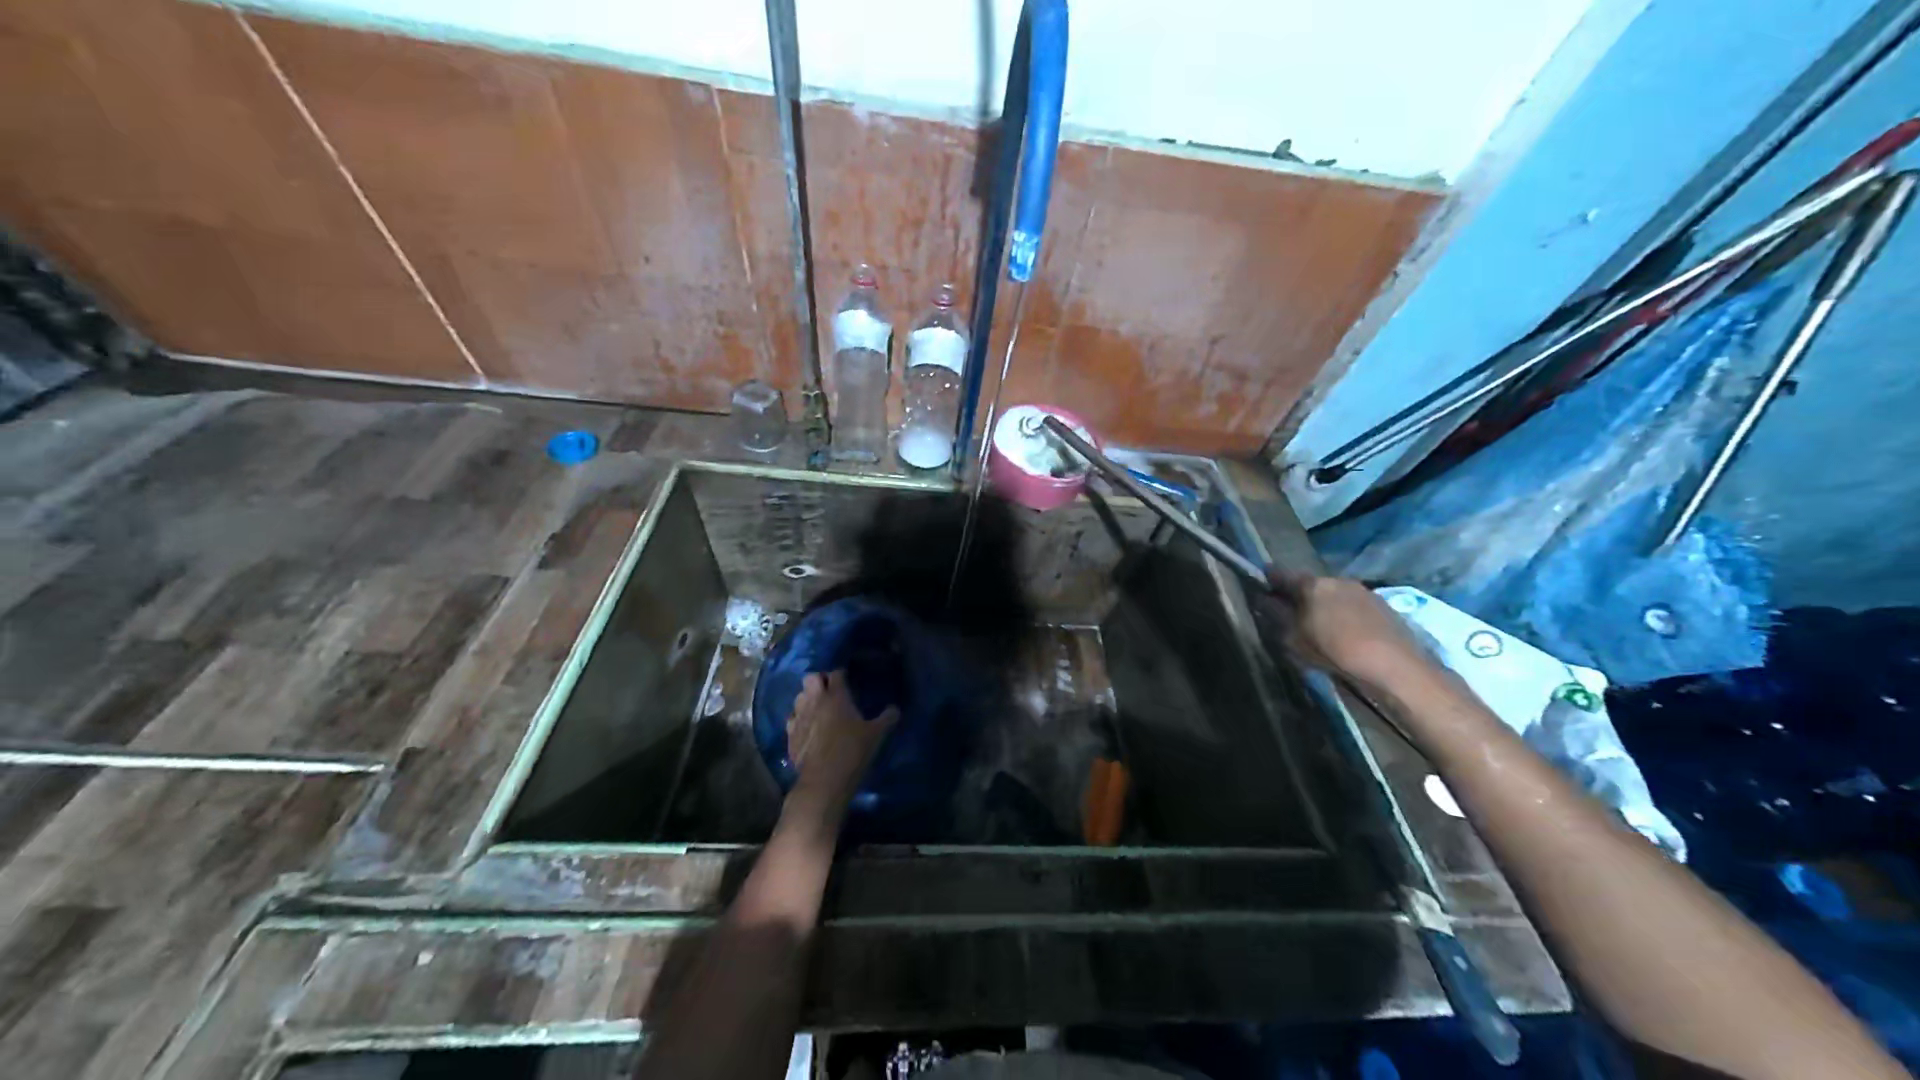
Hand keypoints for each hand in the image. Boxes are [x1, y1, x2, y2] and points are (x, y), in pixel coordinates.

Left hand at [786, 671, 897, 813]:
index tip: (848, 679)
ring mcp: (799, 716)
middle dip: (819, 680)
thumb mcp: (876, 735)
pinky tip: (806, 727)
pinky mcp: (789, 734)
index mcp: (836, 696)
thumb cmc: (853, 752)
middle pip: (811, 678)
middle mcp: (814, 700)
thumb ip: (887, 718)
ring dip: (807, 697)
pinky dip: (799, 718)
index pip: (836, 673)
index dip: (841, 674)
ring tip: (817, 707)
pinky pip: (792, 718)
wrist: (824, 780)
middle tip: (830, 690)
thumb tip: (895, 709)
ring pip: (799, 696)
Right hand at [1267, 571, 1428, 691]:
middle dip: (1299, 594)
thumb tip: (1265, 600)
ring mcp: (1363, 591)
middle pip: (1311, 584)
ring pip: (1334, 593)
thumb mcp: (1295, 639)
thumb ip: (1277, 616)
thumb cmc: (1335, 651)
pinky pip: (1353, 604)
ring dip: (1324, 604)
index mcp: (1312, 585)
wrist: (1394, 666)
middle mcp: (1337, 580)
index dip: (1269, 579)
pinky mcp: (1383, 605)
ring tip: (1320, 624)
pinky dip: (1344, 612)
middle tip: (1291, 611)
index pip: (1282, 575)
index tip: (1261, 583)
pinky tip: (1345, 631)